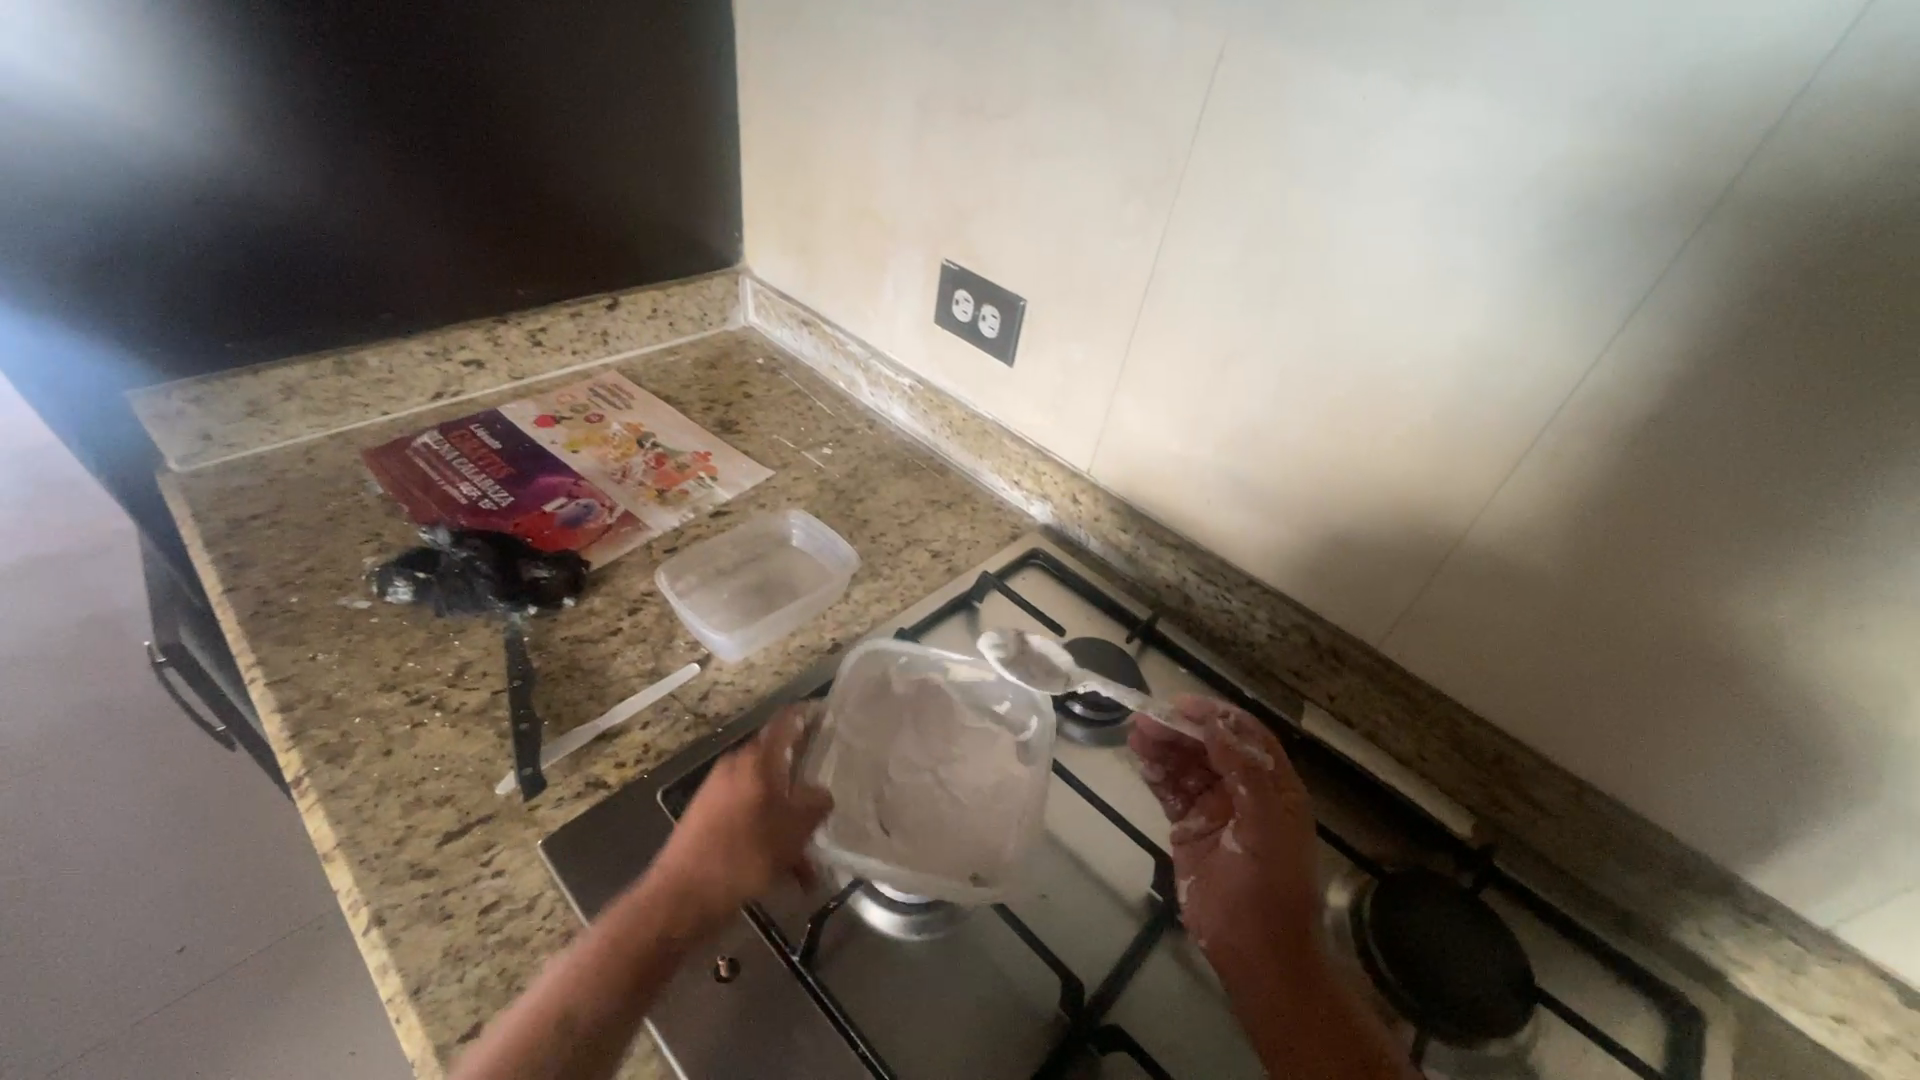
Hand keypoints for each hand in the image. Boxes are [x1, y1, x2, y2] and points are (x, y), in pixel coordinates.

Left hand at [648, 704, 833, 932]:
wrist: (681, 897)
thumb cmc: (743, 853)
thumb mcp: (793, 829)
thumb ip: (815, 804)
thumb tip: (821, 793)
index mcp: (756, 759)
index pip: (786, 720)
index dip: (809, 714)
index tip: (832, 718)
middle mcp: (735, 768)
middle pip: (779, 764)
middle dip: (805, 786)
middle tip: (830, 800)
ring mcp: (719, 795)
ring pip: (767, 799)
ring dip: (790, 824)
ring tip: (811, 863)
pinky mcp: (709, 821)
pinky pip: (750, 821)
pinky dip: (770, 840)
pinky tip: (789, 877)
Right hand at [1129, 696, 1320, 980]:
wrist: (1256, 953)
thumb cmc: (1270, 890)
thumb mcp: (1266, 827)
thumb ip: (1245, 773)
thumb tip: (1218, 724)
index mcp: (1275, 788)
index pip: (1246, 736)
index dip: (1216, 716)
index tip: (1181, 704)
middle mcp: (1246, 793)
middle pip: (1211, 747)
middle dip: (1180, 730)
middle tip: (1146, 719)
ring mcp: (1216, 810)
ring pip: (1187, 766)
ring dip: (1164, 747)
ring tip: (1135, 733)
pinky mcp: (1190, 829)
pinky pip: (1172, 792)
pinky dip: (1156, 774)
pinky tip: (1140, 761)